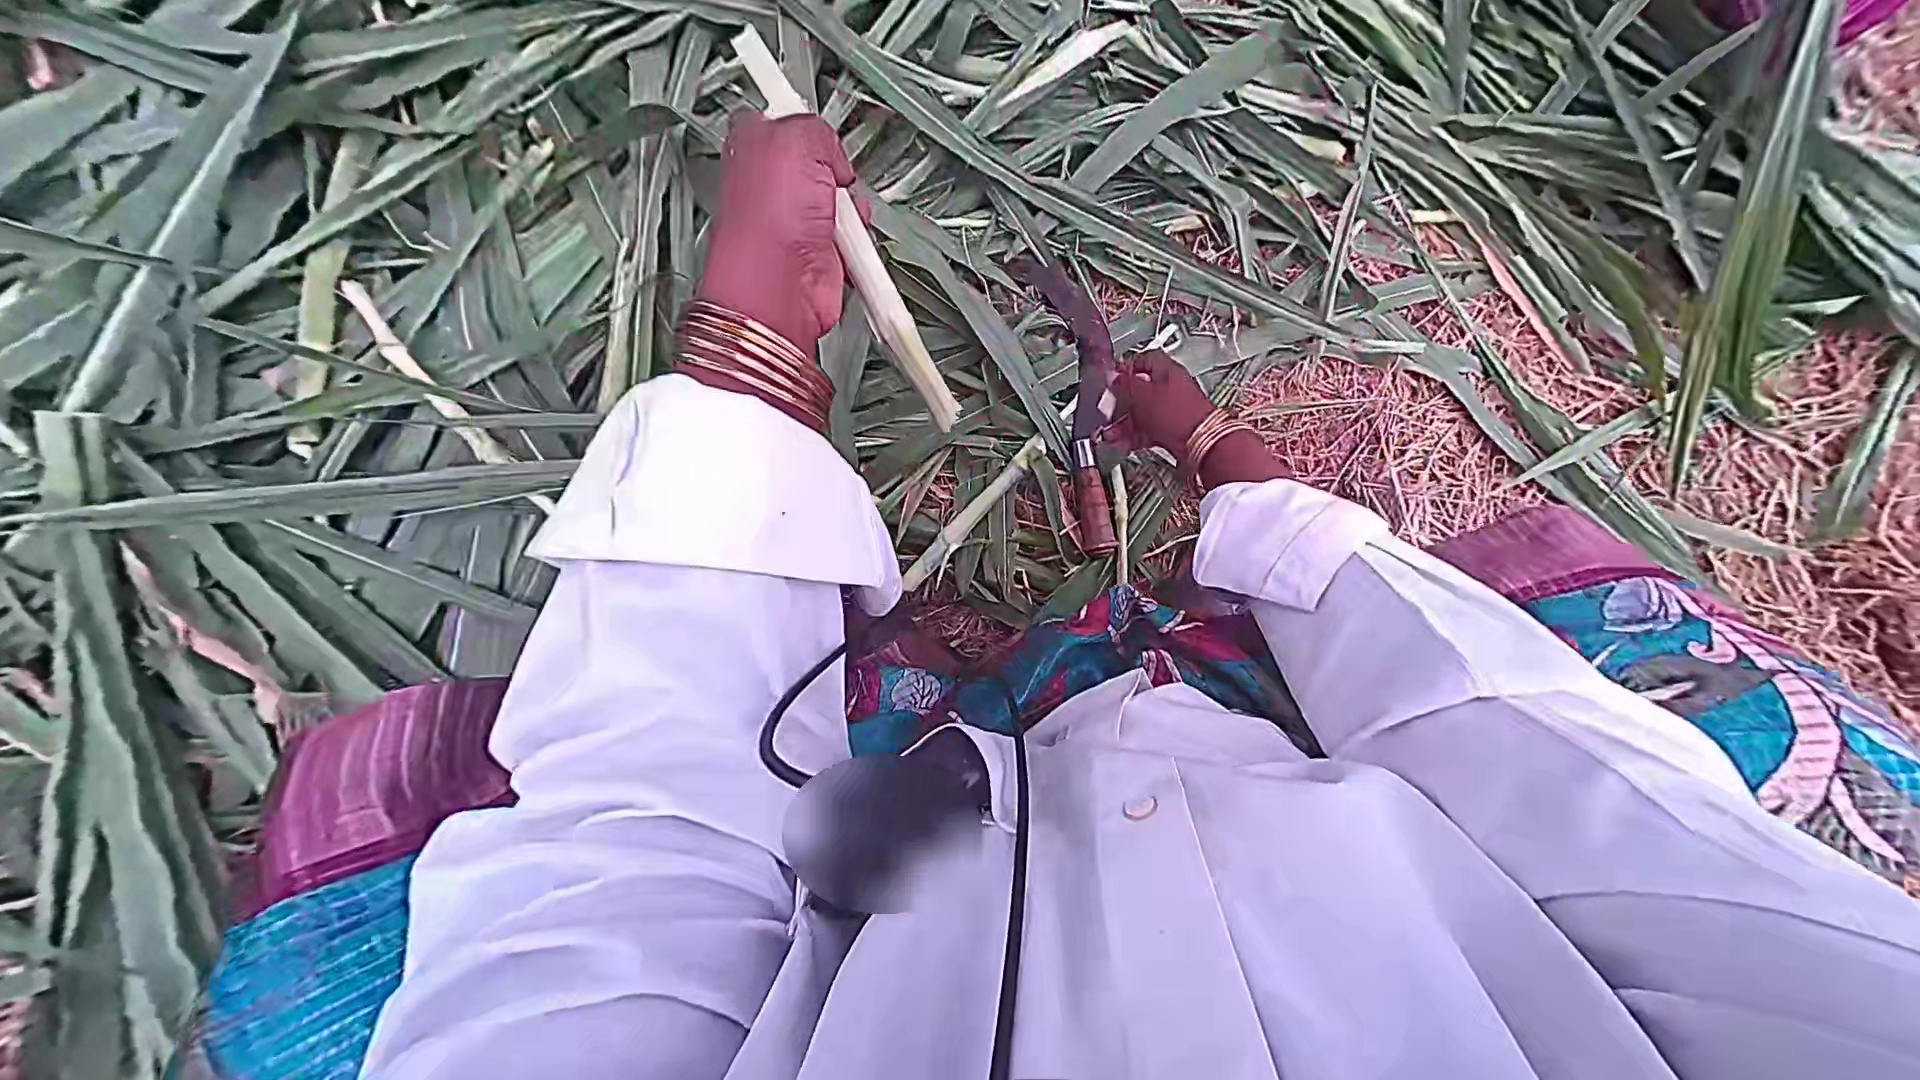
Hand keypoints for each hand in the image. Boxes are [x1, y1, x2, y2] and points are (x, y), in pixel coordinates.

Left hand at [697, 111, 863, 355]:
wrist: (780, 283)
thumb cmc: (768, 220)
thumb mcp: (796, 138)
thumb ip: (818, 130)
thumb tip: (831, 149)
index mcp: (756, 149)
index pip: (788, 122)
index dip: (809, 125)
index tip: (820, 130)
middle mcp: (777, 189)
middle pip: (824, 166)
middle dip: (838, 173)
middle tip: (834, 178)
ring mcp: (801, 225)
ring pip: (844, 205)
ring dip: (853, 211)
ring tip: (842, 215)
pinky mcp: (823, 256)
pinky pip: (856, 242)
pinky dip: (861, 244)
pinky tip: (849, 242)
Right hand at [1112, 351, 1215, 457]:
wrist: (1199, 441)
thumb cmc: (1179, 413)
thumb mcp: (1141, 394)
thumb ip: (1123, 384)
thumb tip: (1113, 378)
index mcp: (1167, 370)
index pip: (1143, 360)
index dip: (1124, 368)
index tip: (1111, 378)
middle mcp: (1172, 387)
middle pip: (1140, 390)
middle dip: (1121, 402)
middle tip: (1109, 410)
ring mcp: (1173, 409)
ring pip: (1142, 412)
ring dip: (1125, 422)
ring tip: (1113, 432)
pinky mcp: (1172, 429)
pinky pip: (1148, 429)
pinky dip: (1134, 435)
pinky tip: (1124, 442)